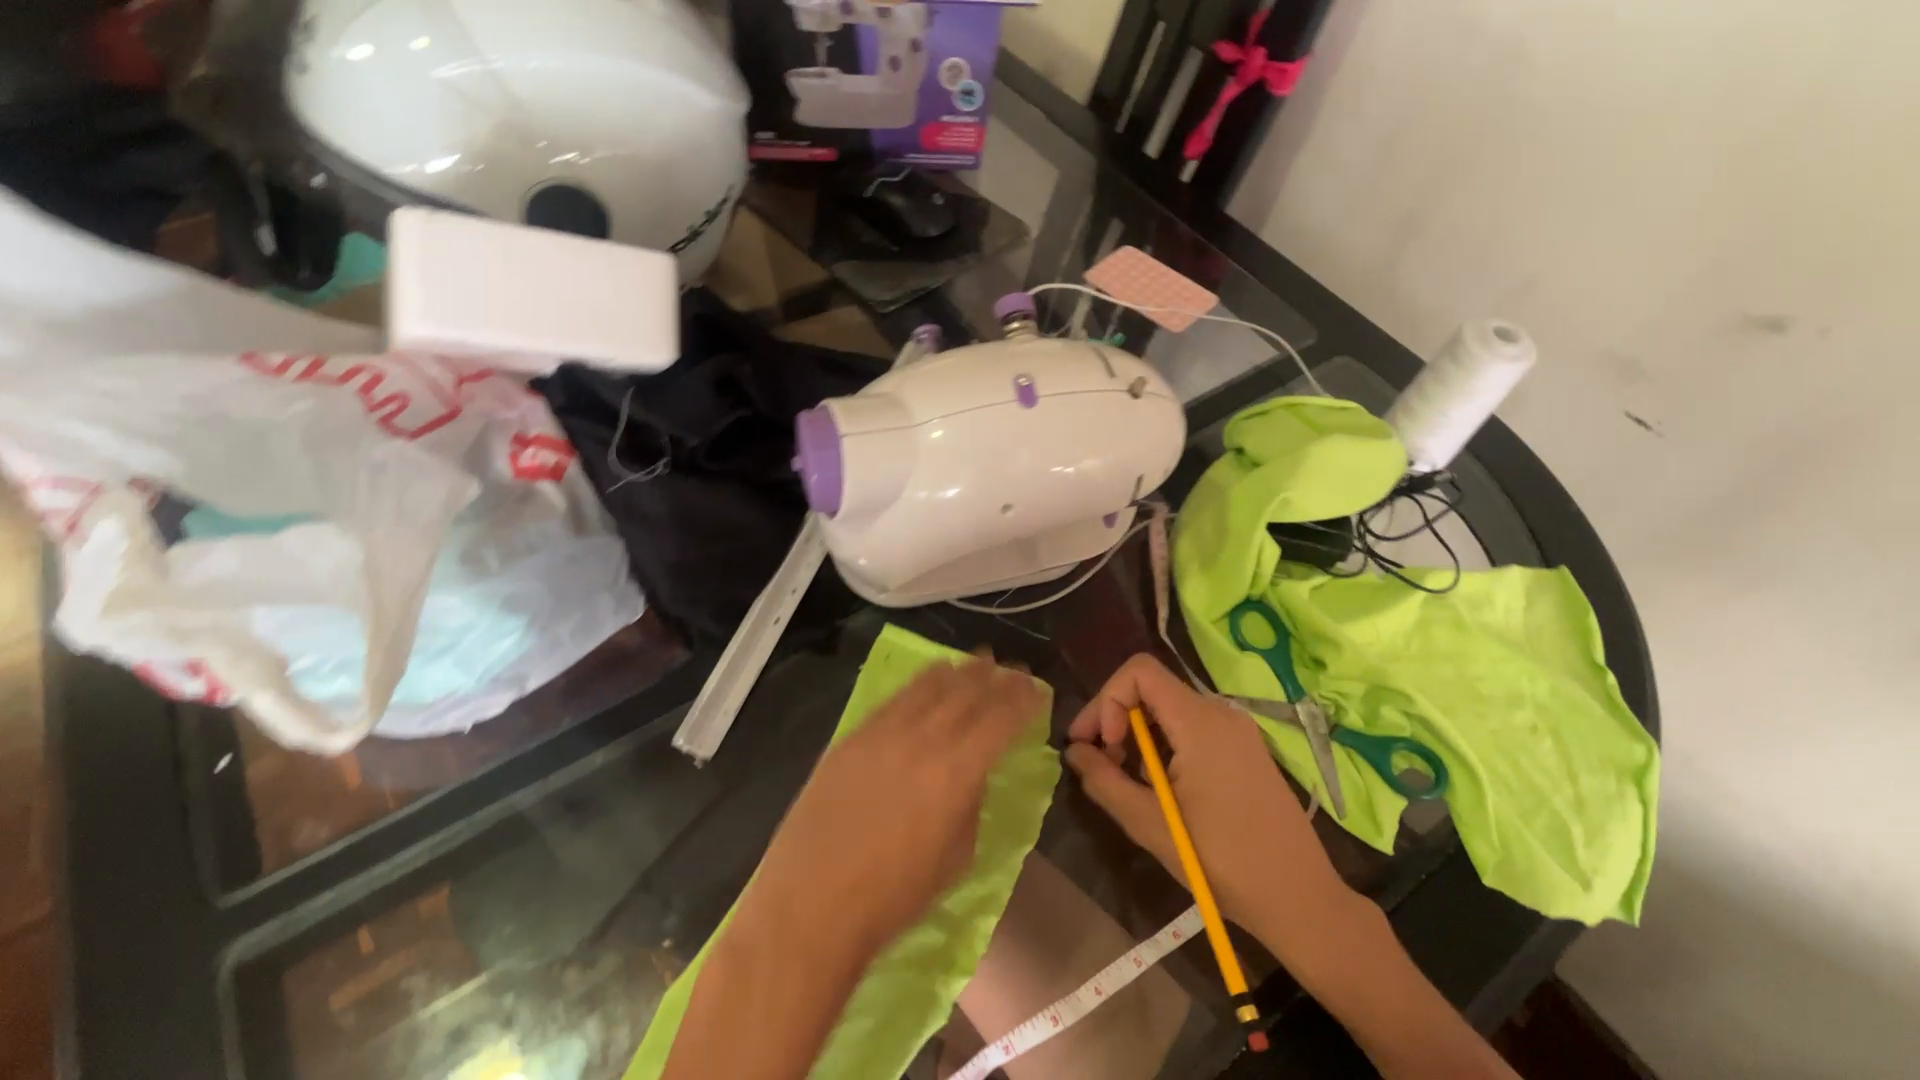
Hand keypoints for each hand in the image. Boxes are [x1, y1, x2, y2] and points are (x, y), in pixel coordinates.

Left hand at [742, 657, 1047, 961]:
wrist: (812, 905)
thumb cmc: (894, 897)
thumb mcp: (956, 858)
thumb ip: (970, 806)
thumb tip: (972, 776)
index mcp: (955, 772)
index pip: (999, 719)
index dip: (1022, 700)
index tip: (1036, 689)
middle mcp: (920, 741)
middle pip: (965, 694)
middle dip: (994, 678)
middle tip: (1012, 668)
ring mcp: (880, 736)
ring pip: (926, 688)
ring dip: (957, 673)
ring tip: (976, 662)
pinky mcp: (849, 741)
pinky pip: (892, 700)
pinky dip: (918, 685)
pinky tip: (927, 681)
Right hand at [1065, 654, 1352, 957]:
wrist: (1298, 897)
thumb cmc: (1221, 861)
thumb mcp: (1150, 823)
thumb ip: (1104, 780)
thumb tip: (1074, 752)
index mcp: (1200, 722)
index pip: (1139, 671)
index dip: (1106, 700)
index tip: (1100, 746)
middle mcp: (1222, 713)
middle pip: (1153, 688)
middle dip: (1117, 720)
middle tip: (1103, 767)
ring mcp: (1239, 731)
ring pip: (1171, 710)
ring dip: (1140, 737)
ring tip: (1133, 787)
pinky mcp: (1247, 751)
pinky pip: (1193, 729)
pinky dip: (1166, 746)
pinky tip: (1165, 791)